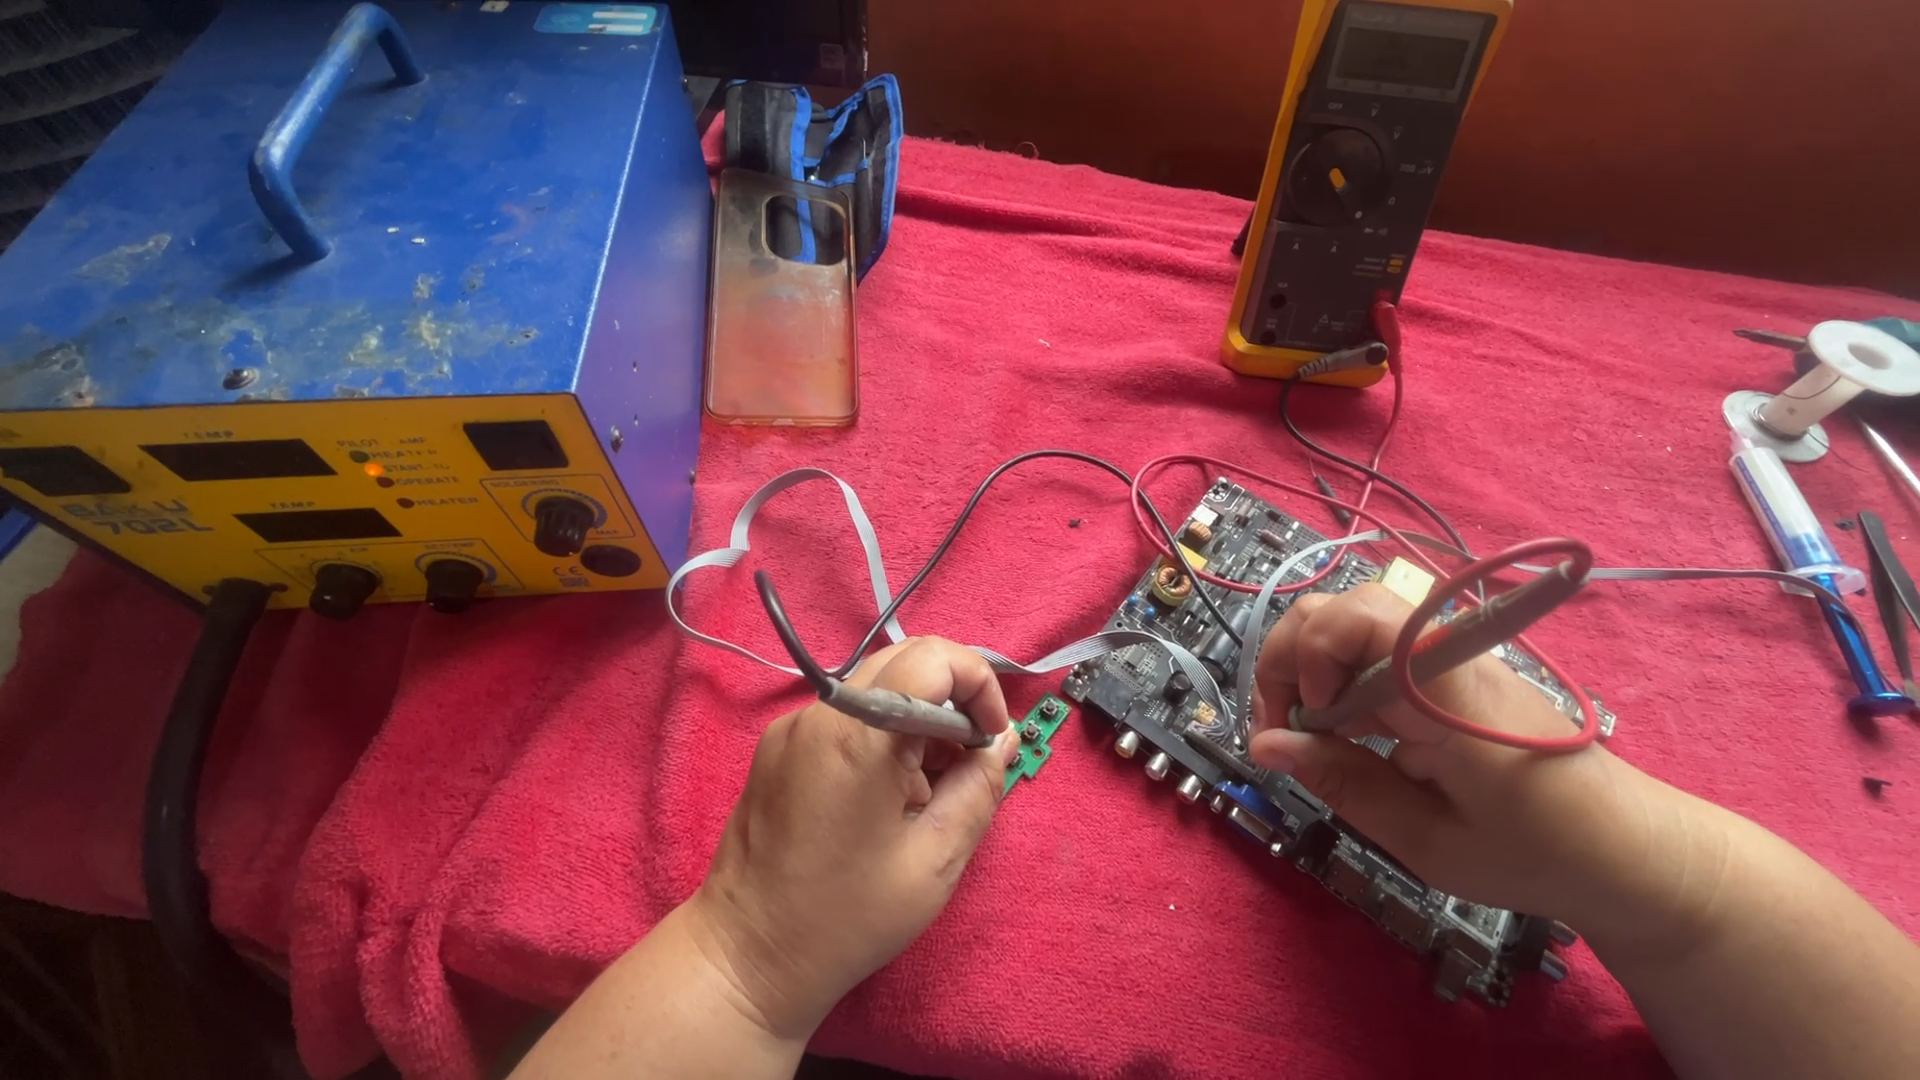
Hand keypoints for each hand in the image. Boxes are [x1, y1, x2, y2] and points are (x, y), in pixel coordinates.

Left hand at [686, 637, 1018, 1041]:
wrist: (744, 958)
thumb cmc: (845, 918)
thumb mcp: (933, 861)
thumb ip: (979, 789)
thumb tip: (998, 741)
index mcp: (859, 735)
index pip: (933, 658)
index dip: (978, 683)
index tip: (990, 737)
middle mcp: (821, 713)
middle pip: (906, 661)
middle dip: (952, 699)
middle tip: (968, 760)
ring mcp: (793, 725)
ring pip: (878, 685)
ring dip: (919, 718)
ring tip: (927, 790)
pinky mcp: (778, 745)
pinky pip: (848, 714)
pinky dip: (883, 734)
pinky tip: (886, 795)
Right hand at [1248, 585, 1710, 946]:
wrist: (1631, 850)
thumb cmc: (1537, 854)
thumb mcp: (1429, 840)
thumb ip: (1344, 785)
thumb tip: (1264, 746)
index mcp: (1443, 687)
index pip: (1354, 619)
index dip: (1307, 657)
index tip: (1304, 725)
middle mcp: (1437, 653)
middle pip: (1336, 609)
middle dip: (1288, 660)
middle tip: (1285, 730)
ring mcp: (1438, 656)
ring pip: (1344, 622)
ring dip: (1306, 668)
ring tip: (1308, 731)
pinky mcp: (1437, 670)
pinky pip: (1365, 648)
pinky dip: (1332, 678)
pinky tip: (1341, 728)